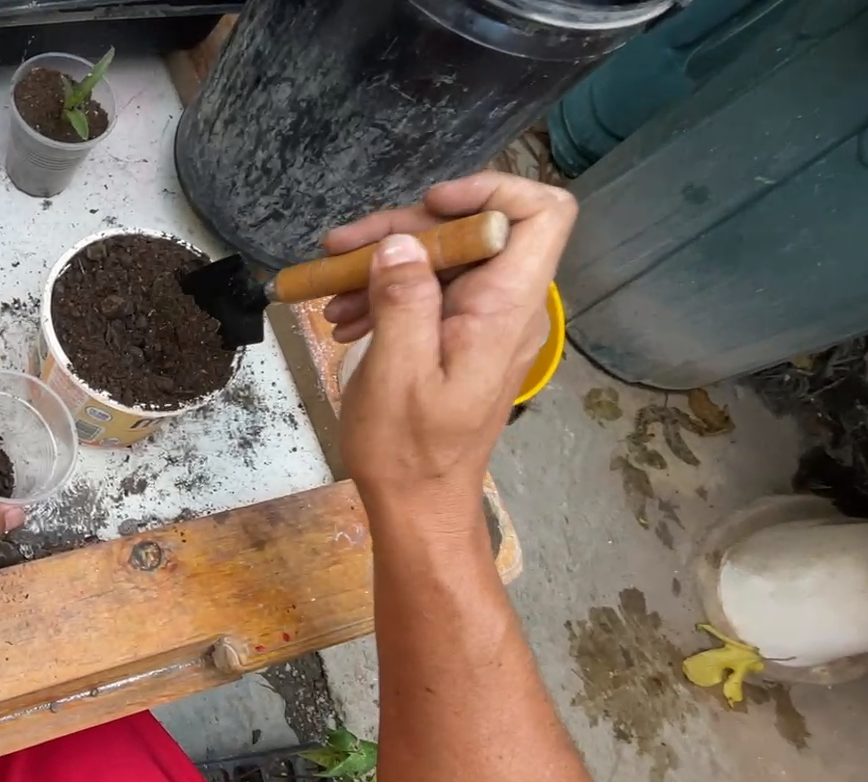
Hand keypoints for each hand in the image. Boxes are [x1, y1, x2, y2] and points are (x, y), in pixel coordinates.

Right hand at [320, 172, 575, 541]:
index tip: (423, 209)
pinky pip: (426, 300)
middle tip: (336, 251)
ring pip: (440, 267)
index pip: (538, 214)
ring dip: (381, 271)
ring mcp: (479, 328)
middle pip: (471, 236)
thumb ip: (403, 301)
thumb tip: (399, 244)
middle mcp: (504, 310)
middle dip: (402, 235)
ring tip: (328, 298)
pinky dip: (383, 300)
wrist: (417, 502)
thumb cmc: (406, 448)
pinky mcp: (455, 345)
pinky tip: (344, 323)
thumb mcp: (395, 373)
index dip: (487, 193)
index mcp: (503, 310)